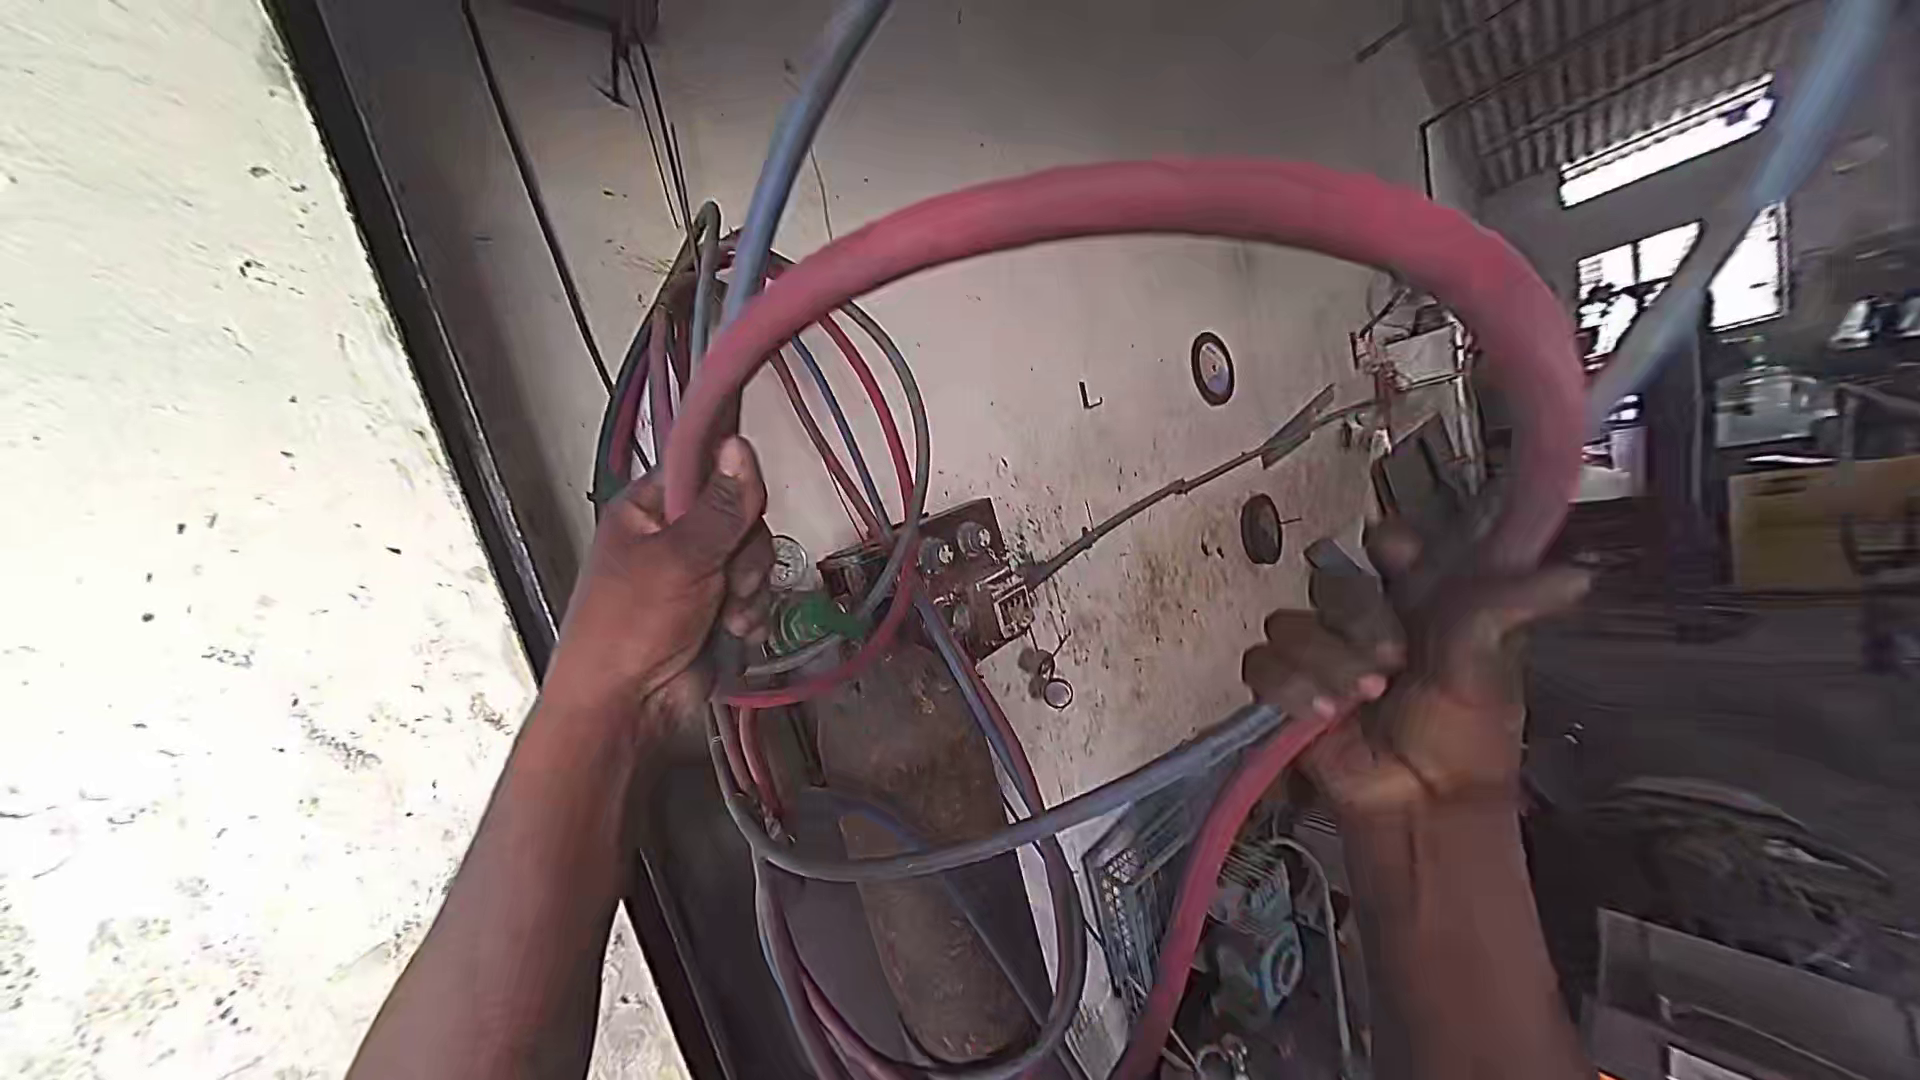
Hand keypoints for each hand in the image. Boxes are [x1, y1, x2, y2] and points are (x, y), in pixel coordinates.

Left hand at [543, 436, 773, 731]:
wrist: (629, 706)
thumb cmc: (632, 626)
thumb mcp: (680, 558)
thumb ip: (721, 506)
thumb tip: (739, 445)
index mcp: (649, 509)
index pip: (704, 470)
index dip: (733, 482)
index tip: (749, 504)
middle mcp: (677, 536)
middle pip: (742, 517)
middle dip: (746, 554)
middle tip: (729, 579)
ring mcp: (701, 573)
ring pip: (756, 558)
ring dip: (750, 590)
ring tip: (728, 615)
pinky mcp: (720, 605)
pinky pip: (757, 593)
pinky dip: (752, 613)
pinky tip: (735, 629)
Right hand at [1240, 524, 1587, 821]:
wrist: (1416, 804)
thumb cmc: (1461, 740)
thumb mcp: (1485, 674)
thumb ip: (1500, 615)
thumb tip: (1576, 574)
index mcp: (1411, 604)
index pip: (1385, 545)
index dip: (1385, 544)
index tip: (1395, 556)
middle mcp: (1358, 618)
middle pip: (1329, 580)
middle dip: (1356, 618)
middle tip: (1389, 660)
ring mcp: (1315, 650)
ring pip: (1290, 625)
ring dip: (1325, 663)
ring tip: (1358, 699)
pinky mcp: (1282, 684)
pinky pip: (1263, 664)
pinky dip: (1290, 688)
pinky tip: (1321, 712)